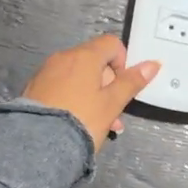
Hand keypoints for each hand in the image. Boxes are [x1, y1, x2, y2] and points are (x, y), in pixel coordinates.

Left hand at [21, 35, 159, 150]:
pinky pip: (62, 86)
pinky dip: (74, 98)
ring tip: (99, 124)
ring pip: (79, 77)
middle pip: (95, 61)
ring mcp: (46, 71)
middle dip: (109, 85)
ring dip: (94, 95)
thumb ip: (131, 83)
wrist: (38, 143)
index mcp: (84, 56)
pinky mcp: (34, 87)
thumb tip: (153, 64)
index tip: (122, 87)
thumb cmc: (82, 120)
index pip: (111, 44)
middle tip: (114, 114)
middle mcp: (63, 57)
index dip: (123, 63)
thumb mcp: (112, 104)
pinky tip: (76, 122)